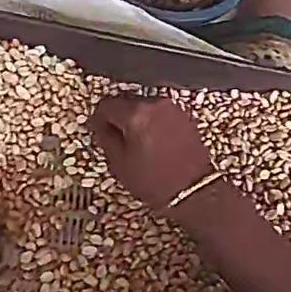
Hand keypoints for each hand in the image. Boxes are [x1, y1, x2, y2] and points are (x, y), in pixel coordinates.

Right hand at [87, 94, 214, 210]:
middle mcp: (155, 104)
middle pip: (126, 102)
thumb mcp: (120, 163)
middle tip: (114, 139)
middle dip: (118, 118)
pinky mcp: (184, 116)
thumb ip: (105, 137)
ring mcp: (172, 109)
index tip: (97, 129)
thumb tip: (99, 124)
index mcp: (136, 113)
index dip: (98, 118)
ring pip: (144, 107)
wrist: (193, 190)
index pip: (107, 104)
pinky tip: (152, 143)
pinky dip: (152, 123)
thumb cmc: (156, 180)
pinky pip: (160, 114)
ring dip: (136, 120)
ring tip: (135, 145)